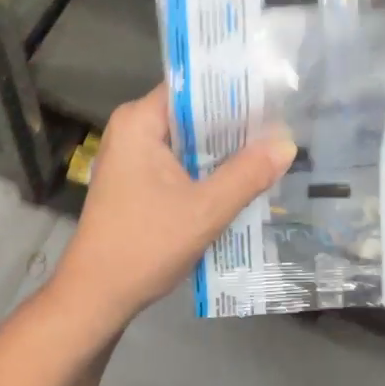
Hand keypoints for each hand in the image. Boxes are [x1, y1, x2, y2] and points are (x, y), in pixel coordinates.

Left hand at [49, 84, 297, 326]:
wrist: (96, 297)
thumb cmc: (145, 245)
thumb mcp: (205, 210)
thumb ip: (248, 174)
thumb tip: (287, 143)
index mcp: (139, 121)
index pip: (193, 88)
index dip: (235, 91)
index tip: (274, 95)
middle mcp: (132, 129)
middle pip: (193, 114)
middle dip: (235, 123)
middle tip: (283, 125)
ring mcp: (133, 157)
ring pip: (190, 141)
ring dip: (224, 150)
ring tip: (272, 148)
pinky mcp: (137, 181)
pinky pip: (181, 162)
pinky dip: (208, 169)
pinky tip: (242, 178)